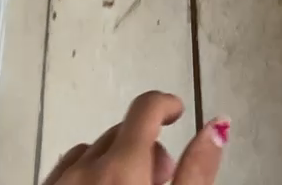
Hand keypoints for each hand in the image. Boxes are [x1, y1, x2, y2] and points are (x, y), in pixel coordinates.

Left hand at [41, 91, 228, 184]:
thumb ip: (197, 169)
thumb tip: (220, 122)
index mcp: (120, 165)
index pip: (145, 107)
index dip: (166, 104)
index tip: (179, 116)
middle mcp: (81, 170)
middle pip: (119, 133)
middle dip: (144, 146)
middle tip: (161, 178)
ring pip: (87, 155)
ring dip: (110, 162)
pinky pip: (61, 175)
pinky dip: (82, 178)